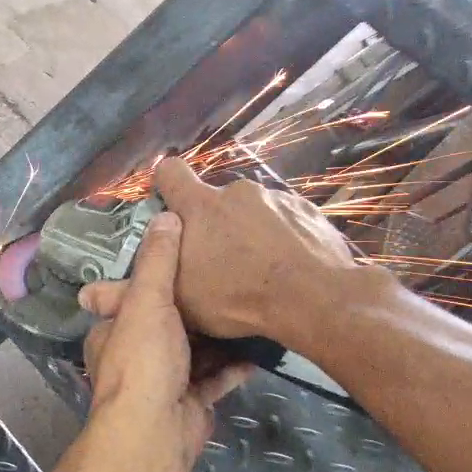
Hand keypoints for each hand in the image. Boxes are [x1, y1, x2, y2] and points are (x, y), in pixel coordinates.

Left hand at [78, 210, 250, 459]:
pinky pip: (215, 377)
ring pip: (195, 351)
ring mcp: (162, 381)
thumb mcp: (147, 300)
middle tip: (233, 281)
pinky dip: (234, 366)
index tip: (195, 258)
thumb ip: (157, 261)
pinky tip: (260, 349)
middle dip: (199, 308)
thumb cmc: (144, 360)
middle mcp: (134, 355)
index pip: (134, 298)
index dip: (160, 279)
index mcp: (112, 331)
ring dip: (221, 336)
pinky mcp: (189, 402)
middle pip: (170, 324)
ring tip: (254, 309)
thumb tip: (164, 215)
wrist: (155, 430)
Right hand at [150, 158, 364, 343]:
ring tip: (259, 270)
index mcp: (200, 207)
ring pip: (251, 212)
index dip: (165, 184)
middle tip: (219, 263)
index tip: (169, 206)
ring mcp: (277, 198)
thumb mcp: (180, 294)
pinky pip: (283, 221)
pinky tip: (286, 269)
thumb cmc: (235, 297)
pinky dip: (280, 240)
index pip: (170, 172)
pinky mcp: (308, 211)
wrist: (312, 299)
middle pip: (215, 200)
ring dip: (248, 233)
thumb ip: (164, 265)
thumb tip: (159, 249)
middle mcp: (237, 192)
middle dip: (213, 226)